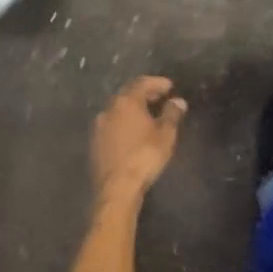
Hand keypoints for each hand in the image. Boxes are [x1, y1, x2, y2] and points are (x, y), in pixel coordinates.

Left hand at [92, 77, 186, 208]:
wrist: (116, 188)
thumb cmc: (144, 157)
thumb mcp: (165, 135)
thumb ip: (172, 114)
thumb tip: (177, 101)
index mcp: (127, 102)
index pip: (142, 83)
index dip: (157, 82)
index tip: (170, 86)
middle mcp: (109, 109)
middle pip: (127, 94)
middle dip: (144, 94)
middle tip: (159, 98)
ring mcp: (99, 126)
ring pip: (118, 109)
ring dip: (132, 108)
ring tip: (147, 115)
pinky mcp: (94, 143)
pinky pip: (112, 124)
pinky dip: (123, 122)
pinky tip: (132, 132)